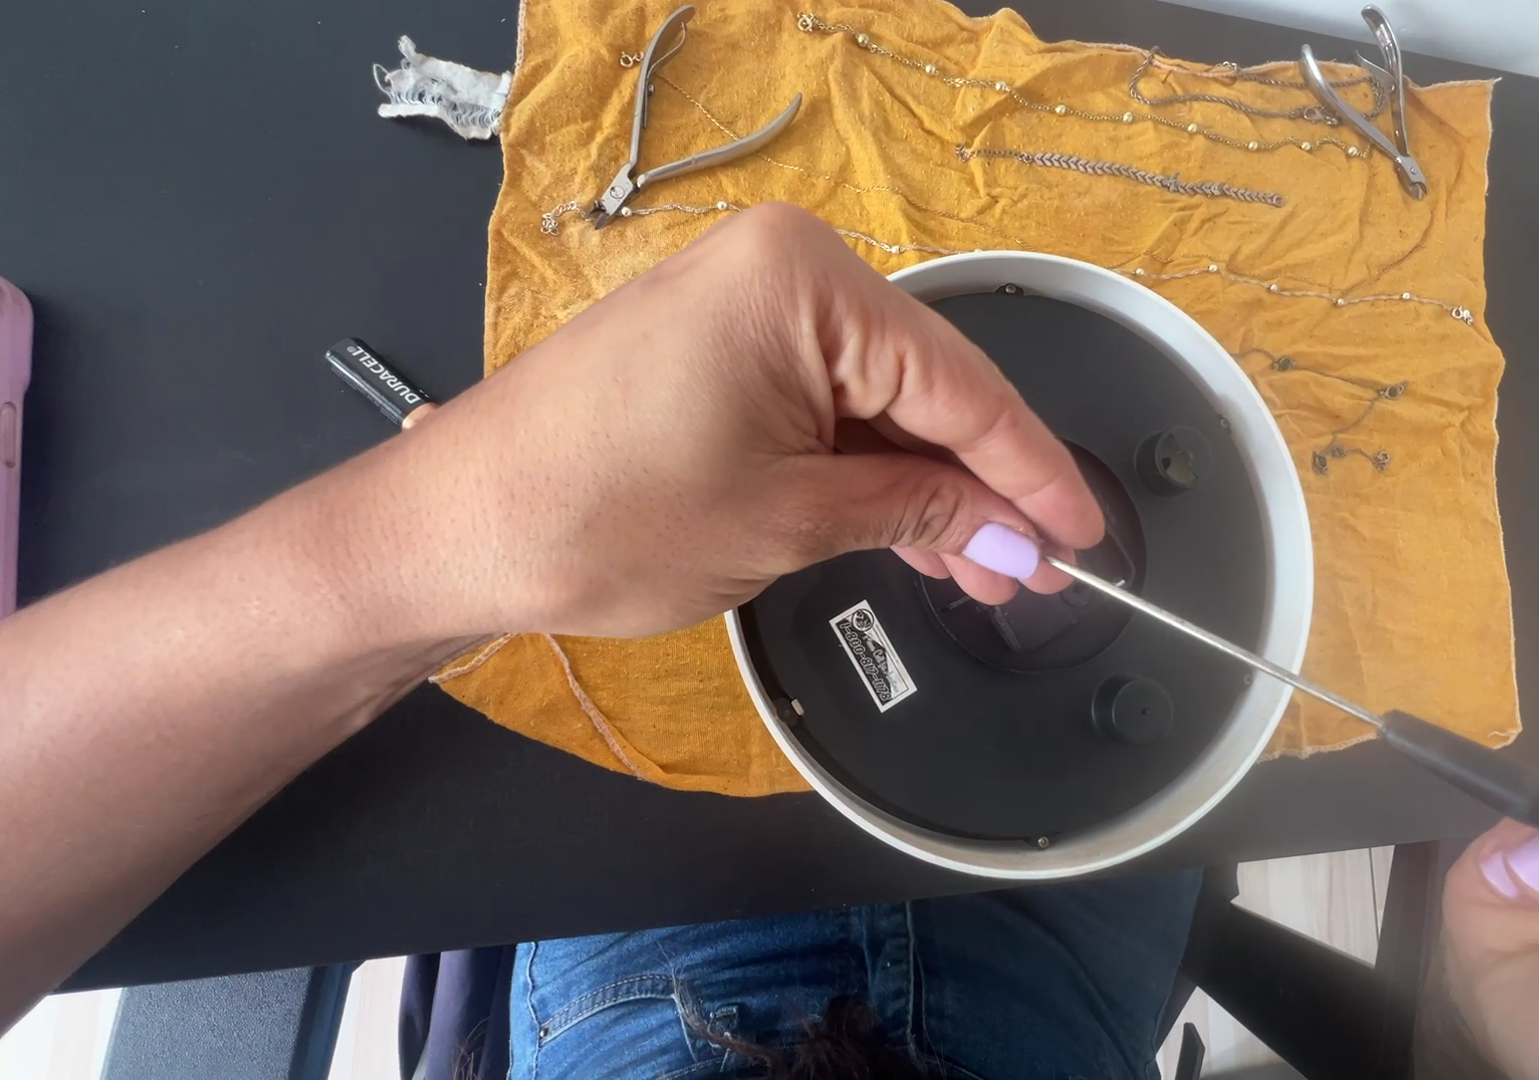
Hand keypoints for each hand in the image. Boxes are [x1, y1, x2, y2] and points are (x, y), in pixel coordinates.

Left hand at [346, 202, 1103, 640]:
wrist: (453, 533)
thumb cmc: (609, 521)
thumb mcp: (792, 521)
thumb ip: (921, 514)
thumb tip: (1021, 539)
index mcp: (807, 284)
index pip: (960, 387)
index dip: (1033, 470)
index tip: (1085, 530)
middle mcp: (790, 274)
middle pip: (930, 394)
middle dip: (985, 490)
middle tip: (1034, 568)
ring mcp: (761, 312)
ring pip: (888, 413)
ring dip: (935, 494)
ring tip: (987, 572)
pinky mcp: (737, 356)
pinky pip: (837, 417)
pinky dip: (878, 480)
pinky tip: (923, 536)